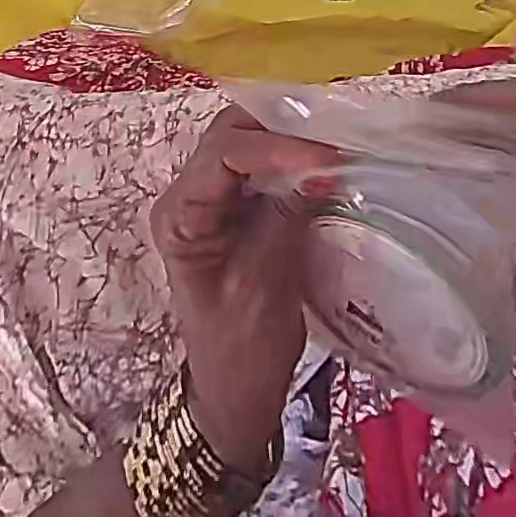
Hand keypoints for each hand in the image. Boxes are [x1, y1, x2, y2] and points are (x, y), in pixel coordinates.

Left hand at [151, 107, 339, 468]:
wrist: (237, 389)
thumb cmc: (240, 349)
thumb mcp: (262, 286)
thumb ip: (286, 219)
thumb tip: (324, 167)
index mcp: (180, 215)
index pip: (224, 156)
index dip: (275, 148)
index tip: (325, 157)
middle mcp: (191, 194)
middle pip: (231, 133)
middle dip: (282, 127)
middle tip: (334, 138)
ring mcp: (216, 196)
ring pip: (248, 139)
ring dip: (291, 135)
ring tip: (334, 143)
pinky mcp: (242, 204)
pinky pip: (266, 162)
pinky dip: (296, 154)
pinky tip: (325, 159)